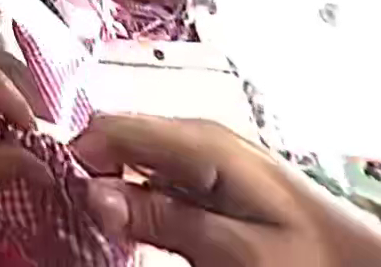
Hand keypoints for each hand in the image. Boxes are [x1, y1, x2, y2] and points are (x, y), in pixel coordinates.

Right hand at [73, 116, 380, 266]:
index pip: (113, 127)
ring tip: (114, 229)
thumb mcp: (235, 257)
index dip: (81, 158)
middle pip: (120, 135)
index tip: (68, 203)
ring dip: (117, 184)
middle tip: (90, 224)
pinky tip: (145, 222)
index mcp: (199, 142)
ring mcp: (206, 150)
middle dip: (96, 171)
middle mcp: (195, 133)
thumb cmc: (312, 266)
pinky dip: (141, 192)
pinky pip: (159, 170)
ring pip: (136, 152)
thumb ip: (161, 218)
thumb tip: (91, 192)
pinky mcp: (214, 171)